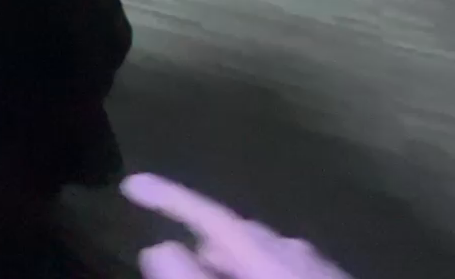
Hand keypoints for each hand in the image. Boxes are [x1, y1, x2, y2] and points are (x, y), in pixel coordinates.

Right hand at [123, 174, 353, 278]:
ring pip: (264, 258)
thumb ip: (185, 274)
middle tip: (177, 261)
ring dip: (233, 267)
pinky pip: (290, 274)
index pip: (203, 210)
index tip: (128, 186)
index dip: (163, 195)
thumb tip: (157, 247)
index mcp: (263, 250)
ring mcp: (325, 273)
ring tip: (215, 276)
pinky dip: (261, 278)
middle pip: (233, 234)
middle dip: (202, 244)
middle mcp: (295, 252)